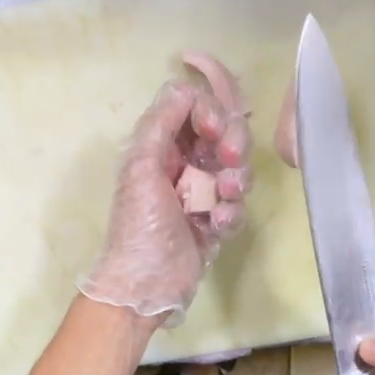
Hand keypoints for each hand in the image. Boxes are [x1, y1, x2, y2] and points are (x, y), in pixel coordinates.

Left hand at [79, 75, 251, 321]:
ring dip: (236, 182)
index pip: (194, 108)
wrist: (145, 287)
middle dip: (233, 144)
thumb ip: (160, 122)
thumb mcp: (140, 167)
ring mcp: (199, 196)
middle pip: (223, 133)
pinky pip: (236, 206)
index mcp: (159, 148)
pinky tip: (216, 227)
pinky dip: (231, 214)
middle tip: (230, 163)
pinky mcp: (212, 224)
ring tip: (222, 202)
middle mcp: (180, 166)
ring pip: (236, 169)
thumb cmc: (138, 228)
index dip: (210, 112)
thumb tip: (185, 87)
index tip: (213, 131)